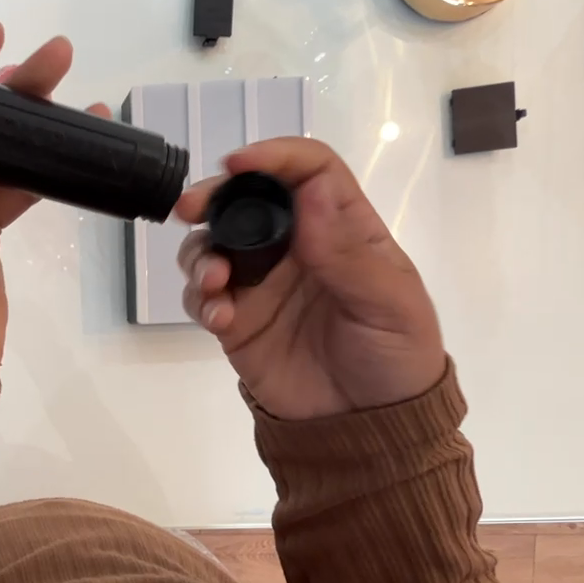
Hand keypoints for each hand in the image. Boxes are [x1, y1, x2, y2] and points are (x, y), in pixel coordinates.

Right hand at [177, 139, 445, 420]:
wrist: (364, 425)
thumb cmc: (394, 355)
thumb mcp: (388, 303)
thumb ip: (346, 252)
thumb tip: (310, 191)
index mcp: (341, 228)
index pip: (307, 172)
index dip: (273, 157)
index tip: (238, 164)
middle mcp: (293, 247)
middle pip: (245, 202)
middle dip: (212, 198)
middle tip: (190, 210)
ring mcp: (259, 284)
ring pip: (212, 246)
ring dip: (201, 256)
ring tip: (214, 284)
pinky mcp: (234, 321)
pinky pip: (202, 298)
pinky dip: (199, 301)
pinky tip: (219, 318)